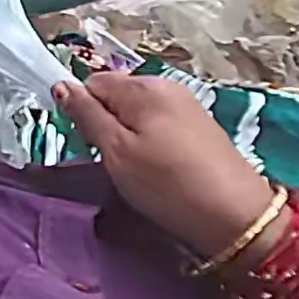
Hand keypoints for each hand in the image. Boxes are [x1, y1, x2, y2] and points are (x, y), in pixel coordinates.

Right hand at [53, 73, 274, 256]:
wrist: (236, 216)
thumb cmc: (167, 183)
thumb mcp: (117, 151)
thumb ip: (87, 115)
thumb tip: (61, 85)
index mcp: (143, 85)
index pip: (93, 82)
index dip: (84, 110)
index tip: (91, 144)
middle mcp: (165, 84)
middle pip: (116, 93)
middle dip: (107, 121)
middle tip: (115, 160)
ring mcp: (185, 103)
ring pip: (137, 110)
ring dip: (128, 132)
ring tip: (139, 168)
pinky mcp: (199, 123)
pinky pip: (159, 121)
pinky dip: (150, 140)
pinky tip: (161, 167)